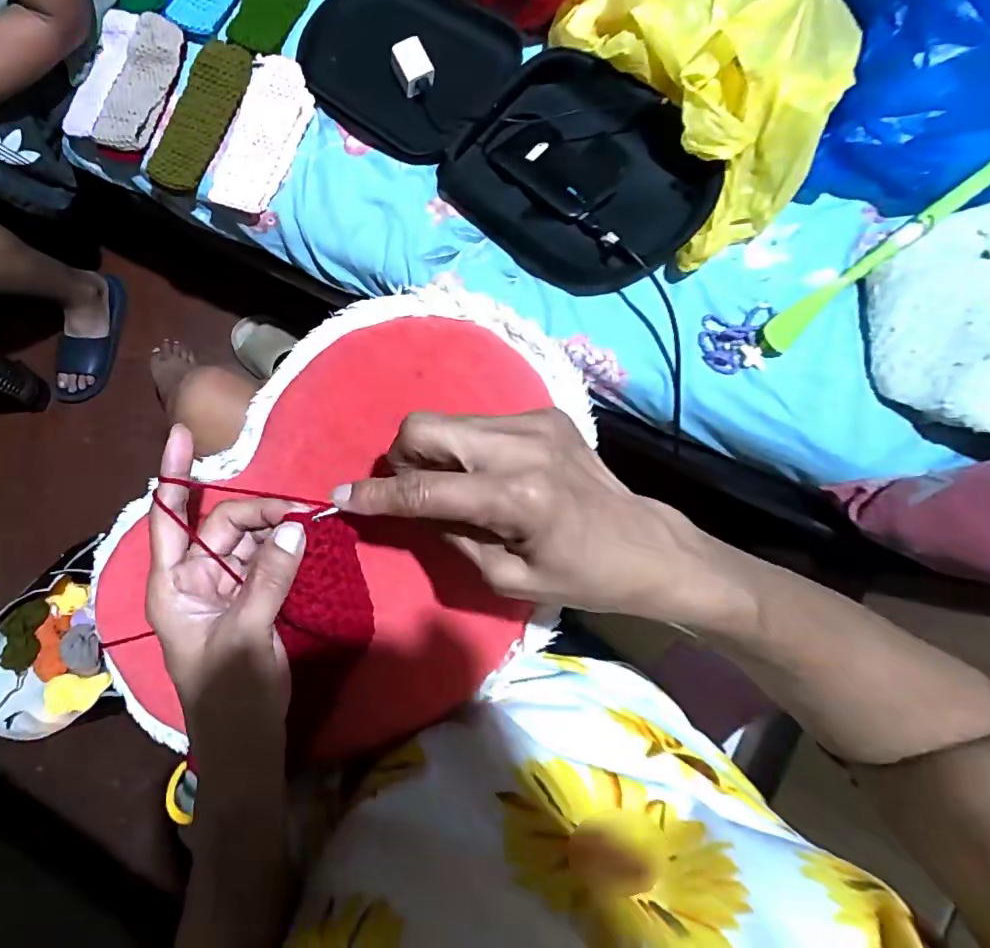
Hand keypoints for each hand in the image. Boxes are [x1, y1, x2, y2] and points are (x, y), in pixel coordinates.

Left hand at [146, 424, 306, 764]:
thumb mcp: (248, 635)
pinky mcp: (245, 600)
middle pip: (220, 526)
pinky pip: (261, 562)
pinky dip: (280, 549)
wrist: (245, 746)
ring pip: (244, 541)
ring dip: (272, 529)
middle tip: (298, 510)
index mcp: (174, 584)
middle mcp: (193, 579)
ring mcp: (220, 589)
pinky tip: (301, 538)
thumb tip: (295, 526)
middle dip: (255, 511)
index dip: (172, 473)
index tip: (181, 432)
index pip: (167, 517)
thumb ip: (269, 577)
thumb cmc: (229, 696)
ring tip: (306, 522)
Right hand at [333, 411, 745, 630]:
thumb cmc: (580, 576)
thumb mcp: (506, 578)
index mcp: (516, 499)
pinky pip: (476, 422)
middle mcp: (521, 447)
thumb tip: (411, 506)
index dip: (377, 496)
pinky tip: (491, 472)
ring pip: (446, 421)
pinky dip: (465, 447)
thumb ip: (450, 536)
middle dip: (403, 458)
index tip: (341, 497)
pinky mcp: (544, 412)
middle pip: (424, 427)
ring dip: (434, 451)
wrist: (648, 544)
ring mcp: (534, 421)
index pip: (424, 490)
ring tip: (457, 483)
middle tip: (416, 489)